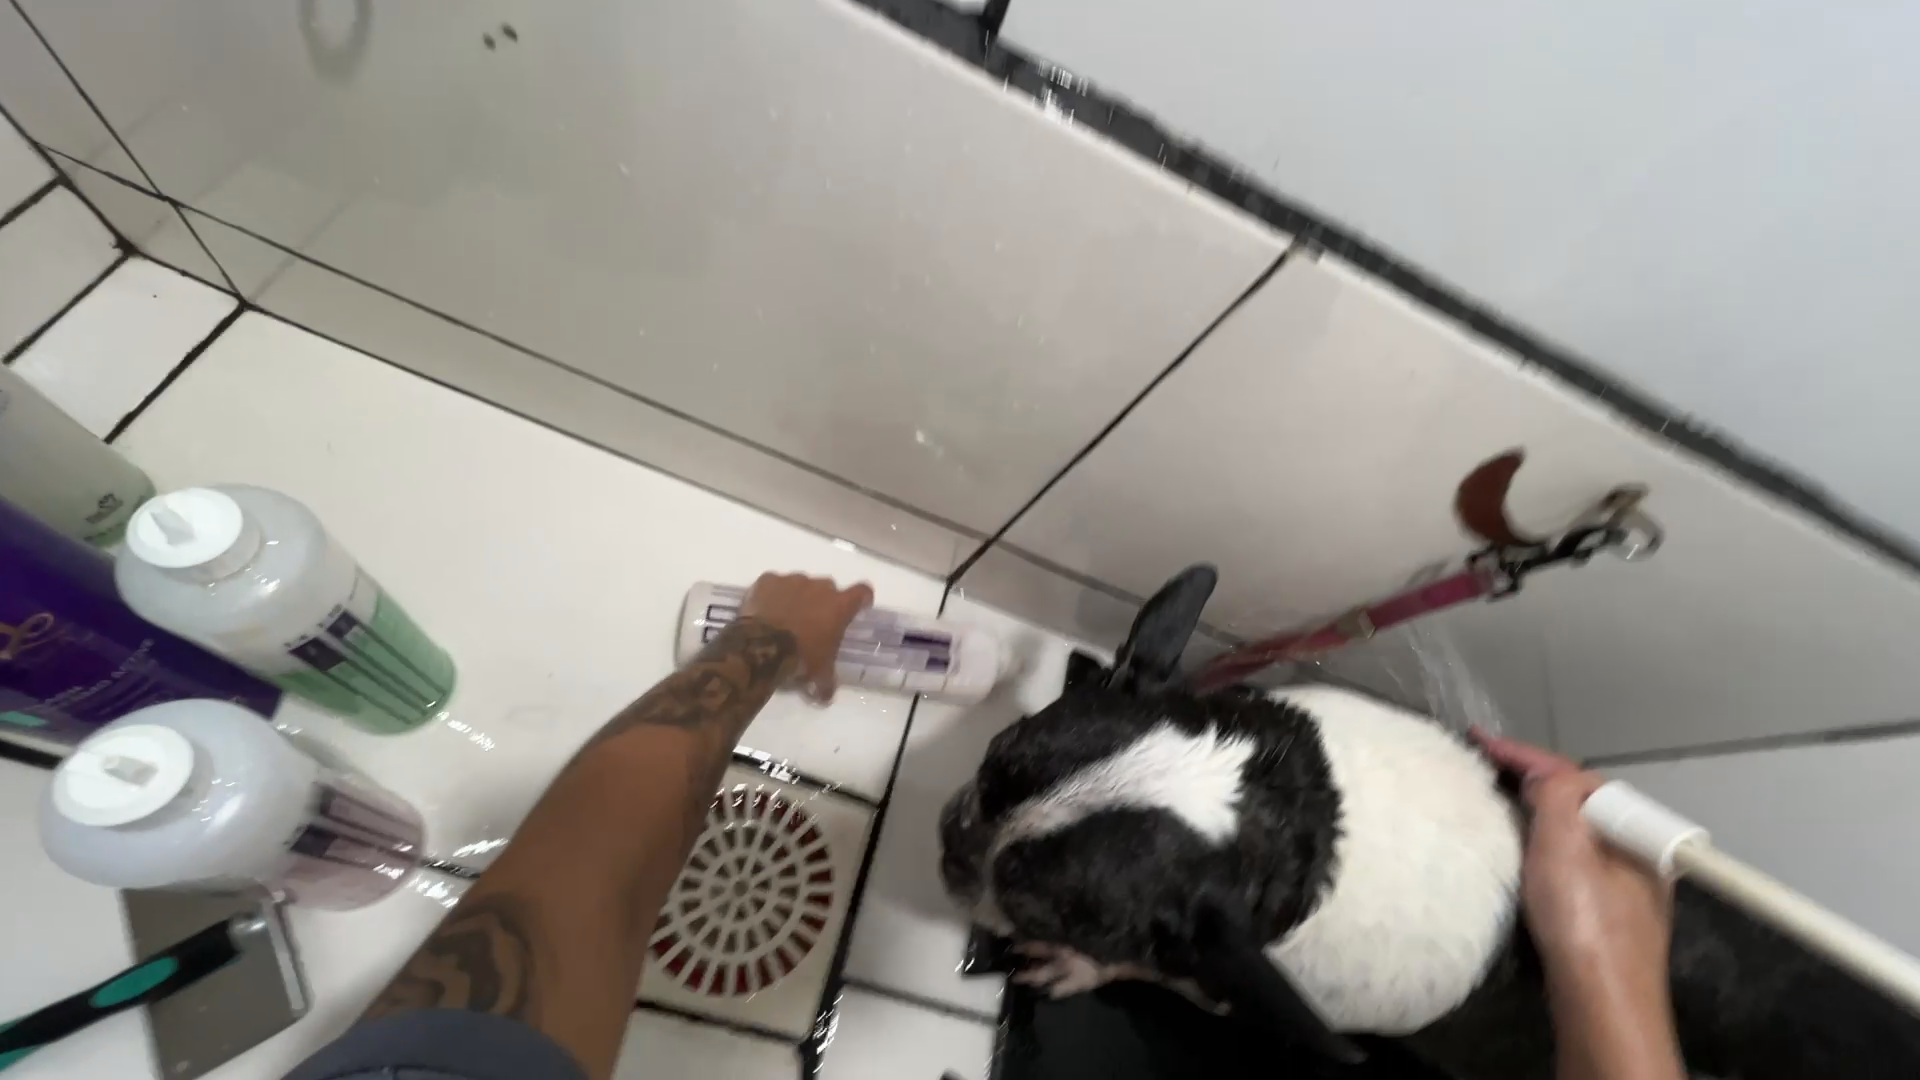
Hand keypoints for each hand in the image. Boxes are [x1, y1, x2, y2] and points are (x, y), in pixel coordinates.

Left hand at [739, 572, 872, 702]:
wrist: (762, 647)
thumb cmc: (801, 657)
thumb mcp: (820, 673)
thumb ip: (827, 682)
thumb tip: (827, 697)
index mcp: (840, 606)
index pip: (863, 592)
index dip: (861, 599)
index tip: (858, 607)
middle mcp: (820, 586)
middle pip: (828, 588)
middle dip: (822, 601)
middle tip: (812, 621)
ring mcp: (793, 580)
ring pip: (800, 584)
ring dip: (796, 596)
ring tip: (784, 617)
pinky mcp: (768, 580)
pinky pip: (773, 583)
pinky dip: (771, 593)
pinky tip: (764, 609)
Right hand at [1473, 733, 1671, 990]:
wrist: (1601, 999)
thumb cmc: (1582, 920)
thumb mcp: (1565, 845)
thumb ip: (1557, 796)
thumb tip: (1544, 773)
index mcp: (1633, 833)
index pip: (1573, 775)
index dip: (1523, 753)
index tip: (1478, 738)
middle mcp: (1633, 852)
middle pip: (1577, 796)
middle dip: (1529, 772)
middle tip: (1482, 758)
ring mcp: (1621, 881)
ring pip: (1573, 823)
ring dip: (1533, 800)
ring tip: (1494, 787)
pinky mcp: (1602, 905)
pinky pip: (1567, 847)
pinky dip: (1538, 828)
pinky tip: (1517, 836)